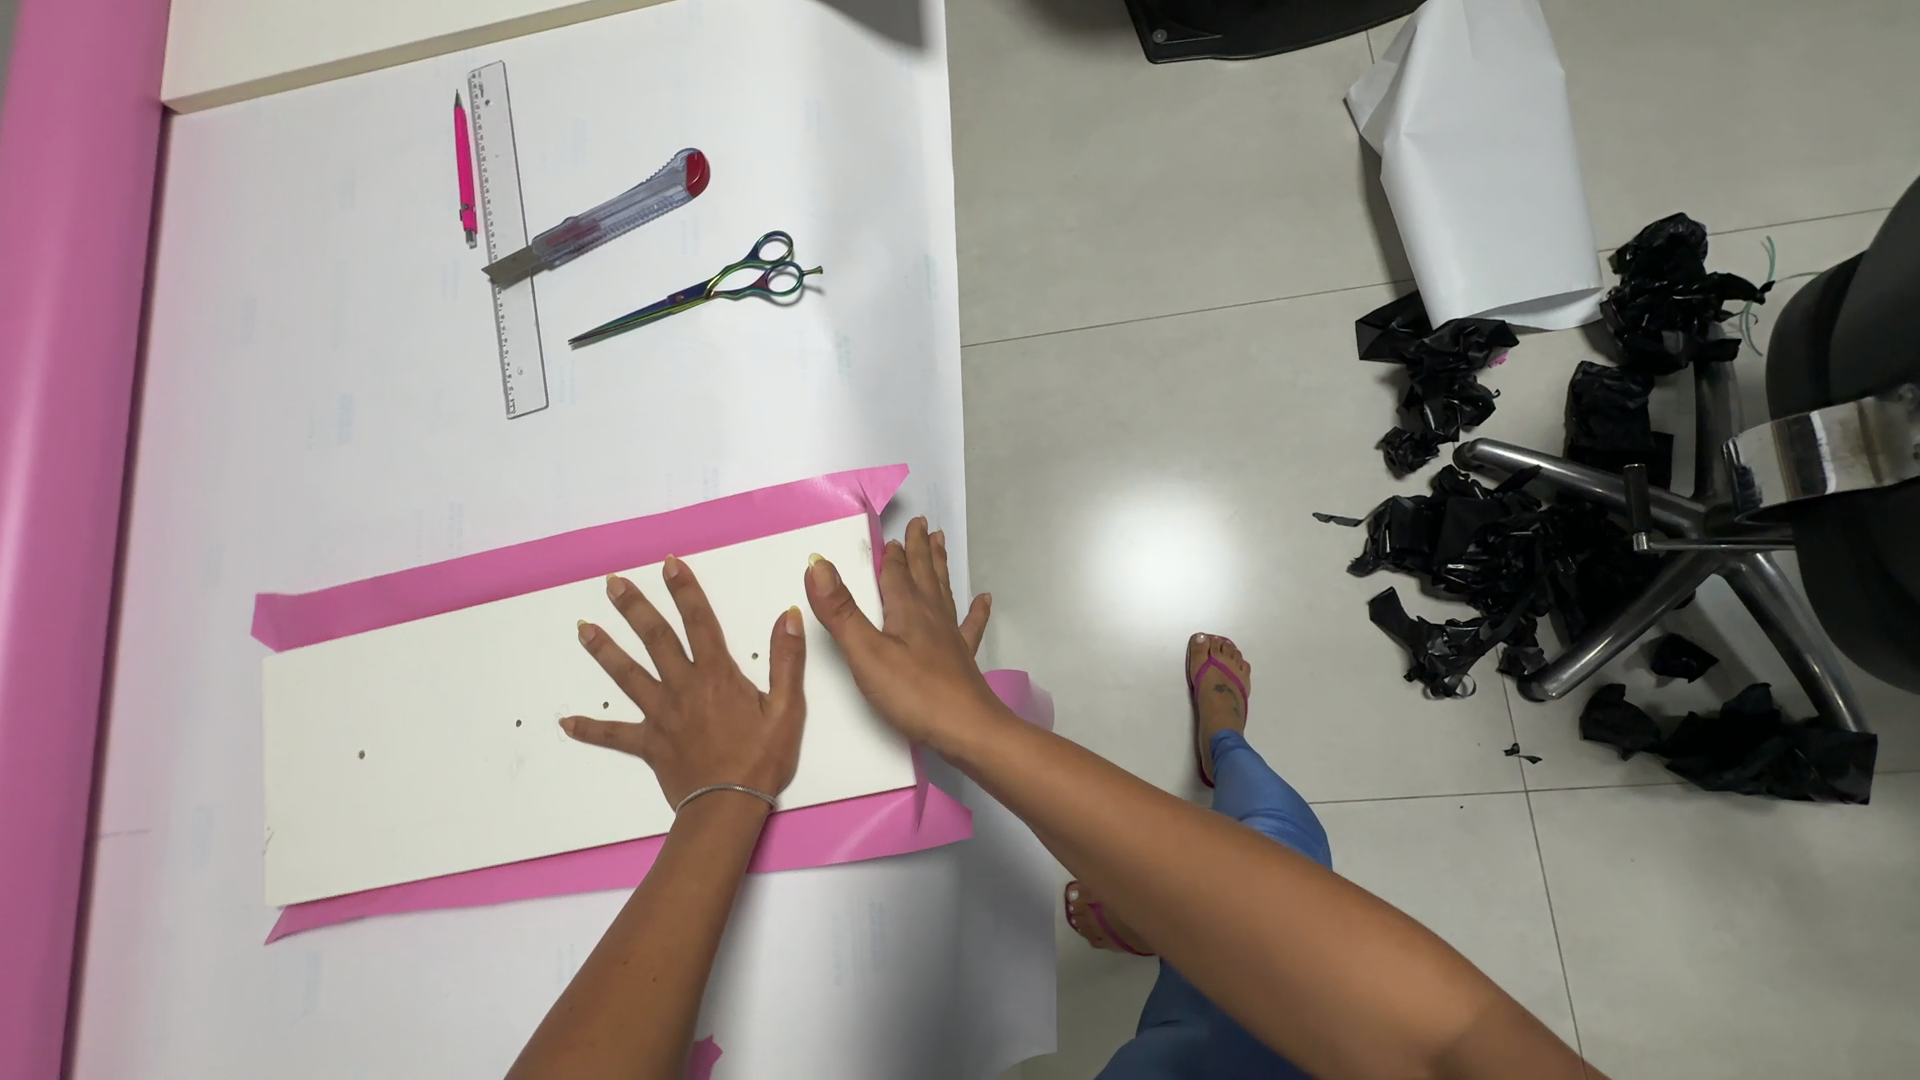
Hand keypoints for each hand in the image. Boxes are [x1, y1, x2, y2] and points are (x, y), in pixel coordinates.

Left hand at [563, 557, 805, 807]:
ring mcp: (661, 715)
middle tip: (612, 583)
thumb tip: (788, 615)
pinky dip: (590, 729)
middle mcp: (683, 687)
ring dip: (604, 650)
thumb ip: (787, 658)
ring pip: (627, 676)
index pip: (699, 621)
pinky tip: (567, 723)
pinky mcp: (648, 744)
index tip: (669, 564)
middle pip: (654, 639)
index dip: (685, 590)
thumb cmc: (762, 758)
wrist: (729, 806)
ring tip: (583, 628)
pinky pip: (614, 735)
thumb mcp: (788, 707)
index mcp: (717, 675)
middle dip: (634, 608)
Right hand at [804, 516, 998, 748]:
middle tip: (924, 524)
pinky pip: (970, 627)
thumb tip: (817, 564)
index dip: (892, 555)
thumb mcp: (866, 653)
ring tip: (941, 545)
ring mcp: (950, 637)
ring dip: (939, 568)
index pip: (896, 574)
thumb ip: (841, 612)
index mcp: (907, 611)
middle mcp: (931, 616)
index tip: (895, 534)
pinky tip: (984, 600)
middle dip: (920, 549)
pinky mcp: (962, 659)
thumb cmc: (914, 694)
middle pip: (923, 575)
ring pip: (943, 592)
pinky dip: (977, 611)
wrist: (968, 729)